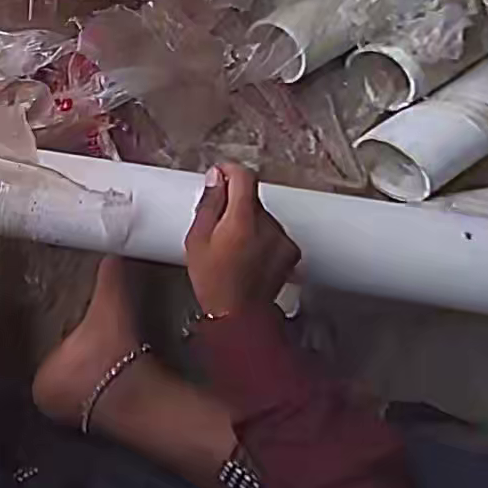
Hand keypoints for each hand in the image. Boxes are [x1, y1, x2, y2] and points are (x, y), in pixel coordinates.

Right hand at [183, 163, 299, 317]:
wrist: (239, 316)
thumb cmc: (214, 281)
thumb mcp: (197, 239)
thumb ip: (208, 204)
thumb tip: (215, 179)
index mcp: (242, 220)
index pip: (244, 177)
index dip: (230, 170)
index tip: (220, 174)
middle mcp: (268, 226)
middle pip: (252, 199)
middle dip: (234, 204)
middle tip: (216, 224)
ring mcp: (282, 239)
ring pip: (262, 216)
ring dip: (248, 222)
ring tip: (231, 245)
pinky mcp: (291, 252)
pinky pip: (273, 233)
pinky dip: (261, 237)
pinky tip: (247, 254)